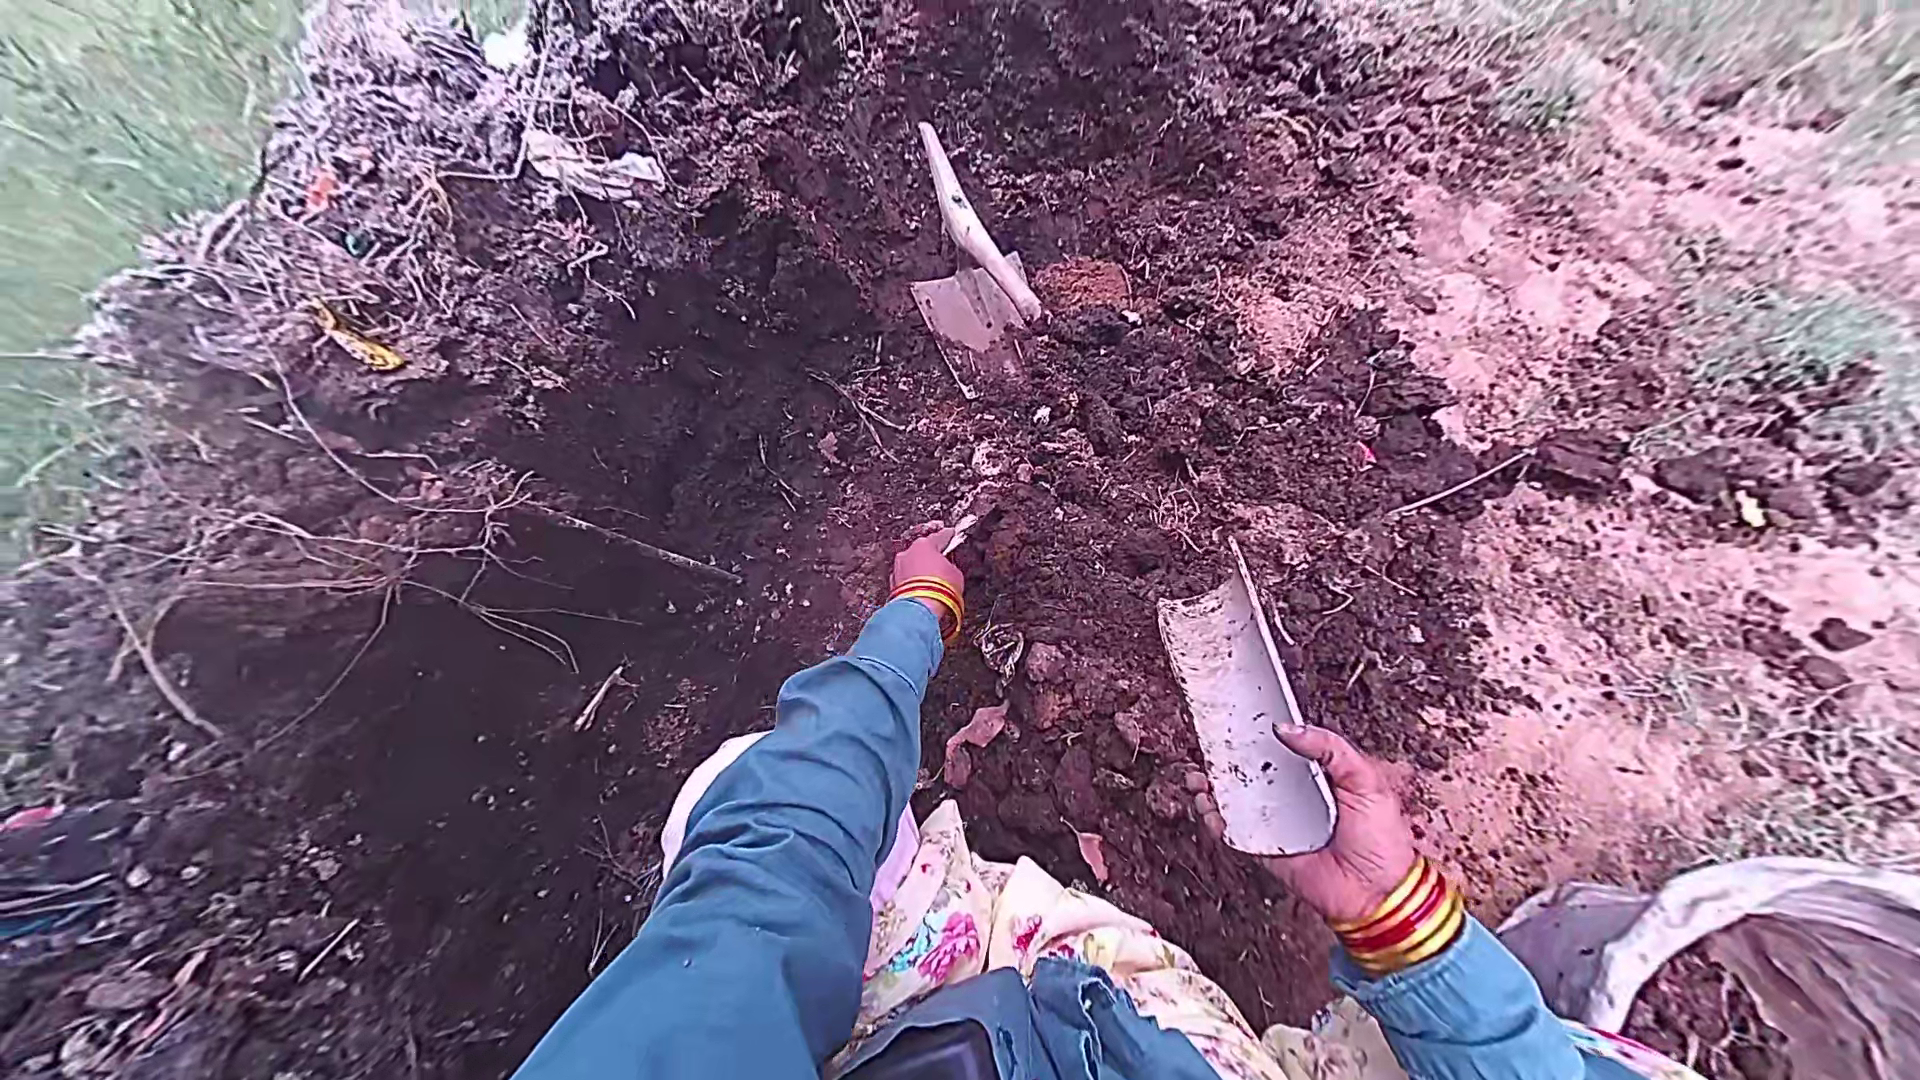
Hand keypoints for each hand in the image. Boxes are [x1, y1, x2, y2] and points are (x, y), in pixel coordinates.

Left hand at [891, 528, 964, 614]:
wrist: (920, 610)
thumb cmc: (939, 590)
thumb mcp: (956, 574)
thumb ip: (951, 566)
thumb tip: (948, 569)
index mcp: (924, 544)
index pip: (939, 536)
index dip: (948, 536)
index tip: (951, 534)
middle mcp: (908, 553)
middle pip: (922, 551)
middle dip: (931, 557)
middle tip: (942, 563)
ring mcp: (898, 569)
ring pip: (912, 566)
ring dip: (920, 571)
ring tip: (933, 581)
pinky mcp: (892, 585)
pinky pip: (906, 580)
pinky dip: (913, 583)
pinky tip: (922, 590)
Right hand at [1193, 725, 1417, 924]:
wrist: (1379, 896)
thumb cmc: (1381, 841)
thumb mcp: (1367, 781)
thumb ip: (1331, 749)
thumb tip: (1285, 728)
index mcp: (1308, 775)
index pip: (1273, 748)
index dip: (1250, 735)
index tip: (1230, 721)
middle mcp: (1285, 795)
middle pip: (1243, 770)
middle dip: (1218, 759)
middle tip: (1206, 749)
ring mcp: (1271, 821)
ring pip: (1229, 798)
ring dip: (1208, 786)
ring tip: (1199, 780)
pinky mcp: (1261, 846)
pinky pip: (1230, 830)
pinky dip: (1213, 818)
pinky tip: (1208, 808)